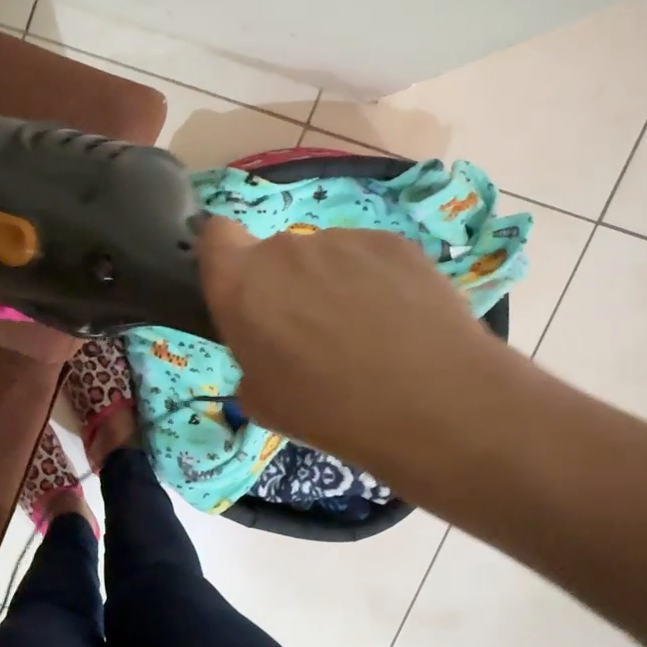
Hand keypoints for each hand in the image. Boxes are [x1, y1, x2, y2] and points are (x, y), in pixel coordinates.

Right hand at [196, 218, 522, 468]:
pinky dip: (376, 281)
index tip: (241, 291)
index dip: (225, 259)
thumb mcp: (262, 402)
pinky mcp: (394, 242)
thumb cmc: (327, 410)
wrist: (432, 403)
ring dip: (332, 284)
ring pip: (324, 256)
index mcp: (238, 285)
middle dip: (285, 285)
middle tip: (311, 334)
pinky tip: (400, 321)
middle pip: (273, 255)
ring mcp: (341, 240)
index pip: (214, 236)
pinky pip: (368, 257)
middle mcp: (283, 250)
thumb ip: (251, 360)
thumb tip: (270, 354)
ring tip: (366, 333)